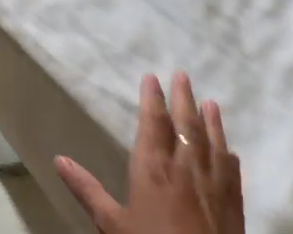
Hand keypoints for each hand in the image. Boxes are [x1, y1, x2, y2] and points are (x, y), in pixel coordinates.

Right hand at [54, 72, 243, 233]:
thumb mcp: (112, 224)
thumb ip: (88, 190)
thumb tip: (58, 159)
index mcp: (153, 168)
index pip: (153, 123)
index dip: (152, 98)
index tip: (151, 77)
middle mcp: (185, 169)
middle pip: (185, 126)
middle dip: (183, 99)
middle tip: (182, 75)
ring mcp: (214, 188)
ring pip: (212, 145)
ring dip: (211, 122)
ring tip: (211, 102)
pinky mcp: (234, 208)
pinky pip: (232, 173)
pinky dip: (228, 156)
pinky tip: (229, 150)